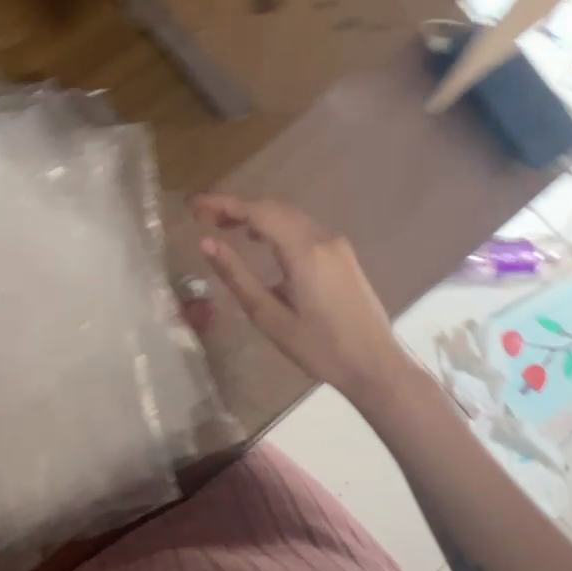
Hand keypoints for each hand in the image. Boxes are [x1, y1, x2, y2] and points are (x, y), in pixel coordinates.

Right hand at [190, 194, 413, 402]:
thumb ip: (236, 275)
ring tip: (226, 227)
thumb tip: (206, 242)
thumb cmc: (320, 348)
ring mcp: (337, 245)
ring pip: (289, 215)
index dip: (222, 203)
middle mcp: (322, 238)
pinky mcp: (343, 255)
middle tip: (204, 218)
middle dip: (236, 207)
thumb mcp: (269, 316)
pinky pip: (302, 226)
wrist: (377, 367)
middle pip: (272, 207)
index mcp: (303, 251)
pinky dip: (275, 224)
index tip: (194, 205)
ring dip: (256, 215)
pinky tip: (262, 241)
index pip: (256, 212)